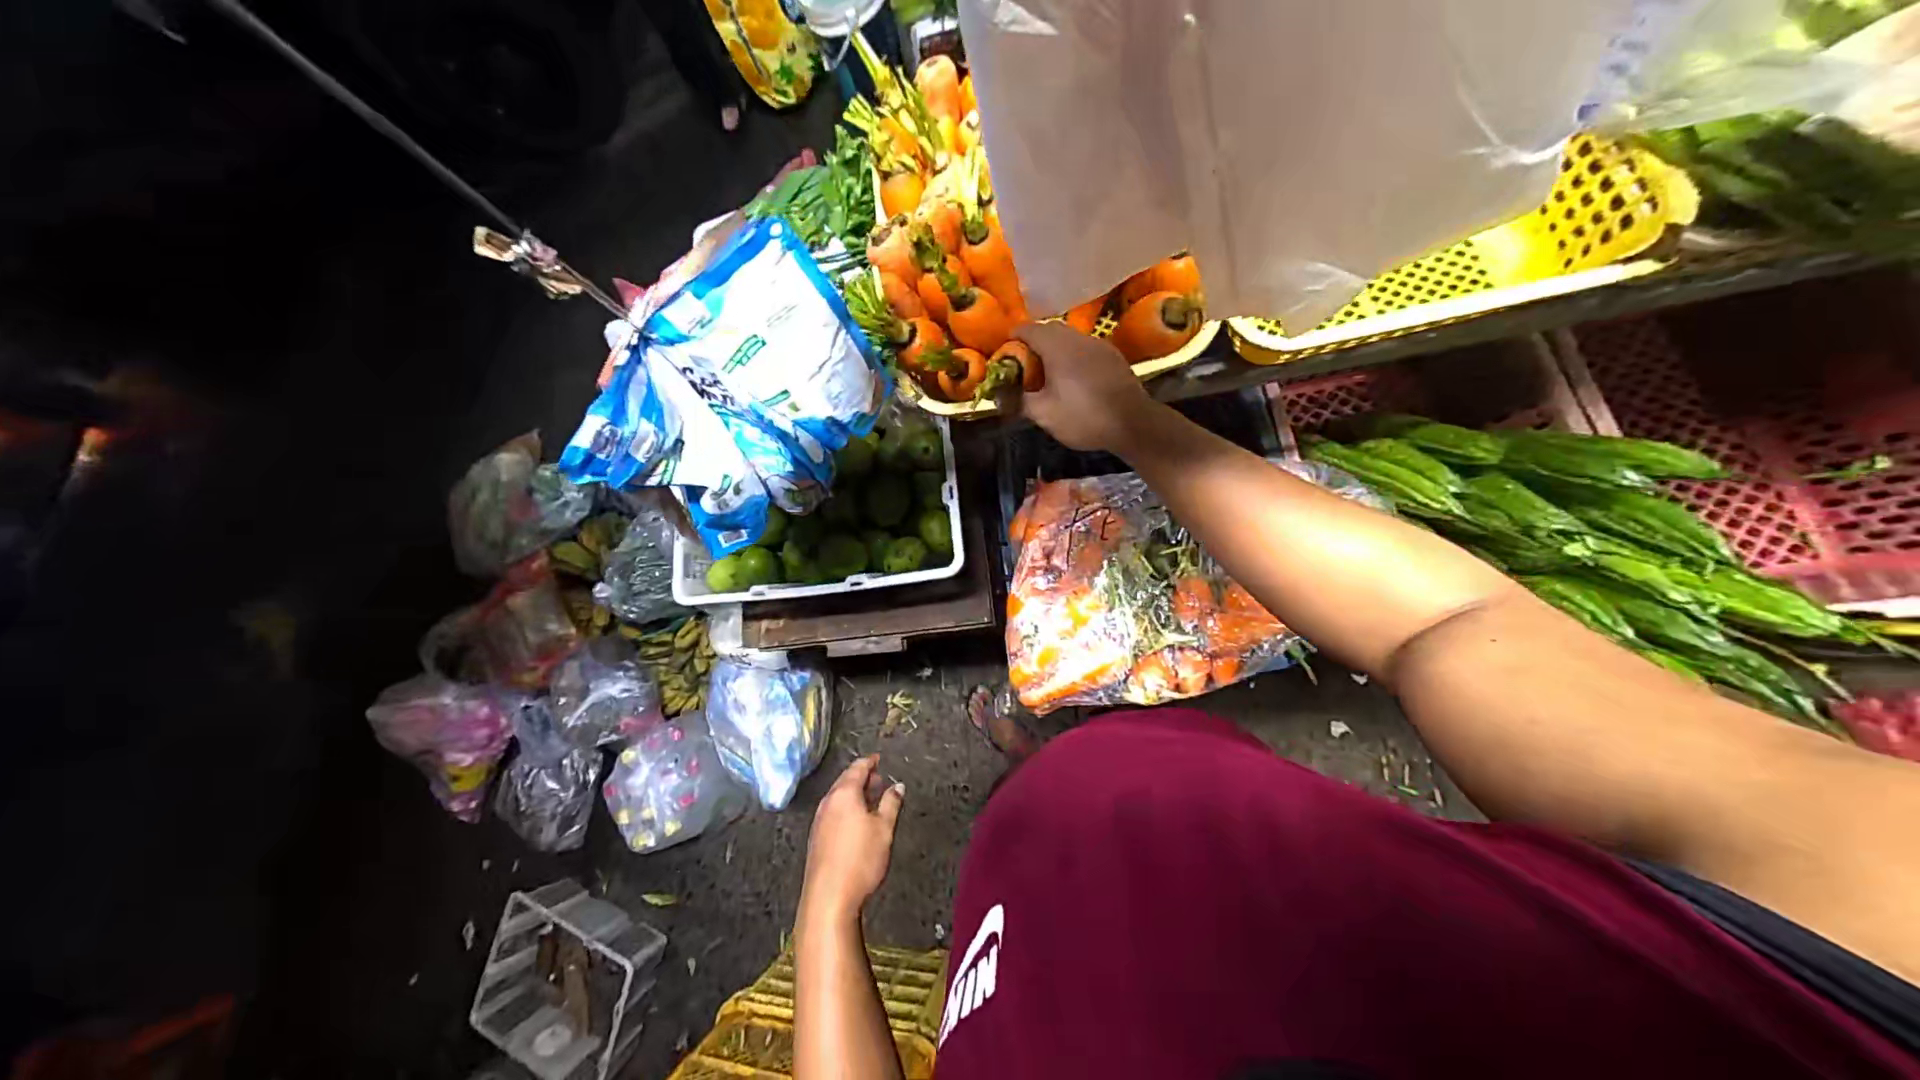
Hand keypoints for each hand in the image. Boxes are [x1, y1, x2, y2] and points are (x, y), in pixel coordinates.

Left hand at [800, 756, 903, 924]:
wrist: (828, 898)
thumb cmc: (859, 860)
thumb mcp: (884, 828)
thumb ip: (891, 803)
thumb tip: (897, 786)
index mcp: (844, 794)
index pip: (857, 769)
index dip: (869, 762)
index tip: (877, 758)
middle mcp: (828, 803)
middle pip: (845, 782)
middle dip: (862, 778)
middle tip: (878, 777)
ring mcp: (819, 821)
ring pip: (838, 798)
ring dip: (854, 794)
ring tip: (871, 798)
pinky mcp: (817, 839)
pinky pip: (833, 813)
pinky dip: (846, 809)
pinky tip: (856, 821)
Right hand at [1012, 321, 1163, 452]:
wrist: (1133, 423)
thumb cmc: (1083, 416)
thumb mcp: (1044, 414)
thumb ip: (1017, 400)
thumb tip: (998, 395)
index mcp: (1057, 346)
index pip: (1027, 329)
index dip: (1012, 340)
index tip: (1004, 356)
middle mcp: (1078, 337)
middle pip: (1049, 330)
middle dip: (1033, 344)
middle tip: (1024, 367)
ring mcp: (1099, 344)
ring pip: (1069, 339)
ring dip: (1054, 351)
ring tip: (1047, 376)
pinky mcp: (1113, 356)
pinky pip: (1085, 349)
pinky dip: (1072, 358)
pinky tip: (1073, 381)